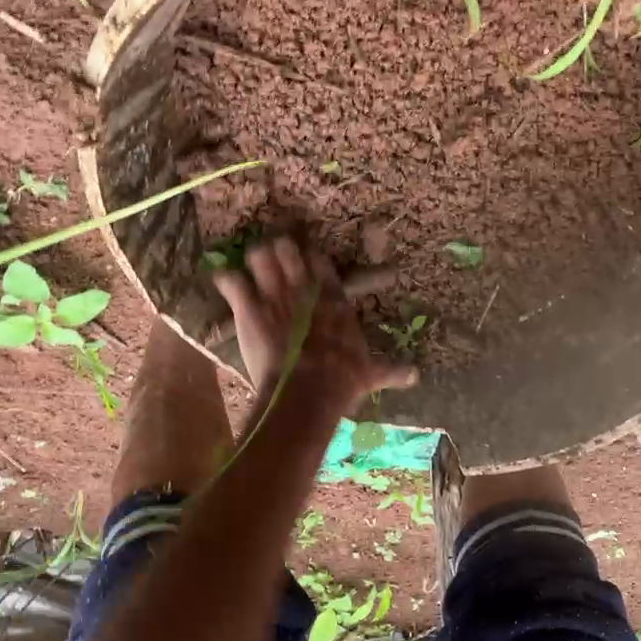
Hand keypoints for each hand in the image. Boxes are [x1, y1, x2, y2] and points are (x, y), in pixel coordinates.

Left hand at [212, 236, 416, 407]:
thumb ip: (389, 370)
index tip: (305, 260)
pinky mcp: (249, 309)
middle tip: (274, 258)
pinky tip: (226, 282)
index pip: (319, 262)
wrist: (308, 391)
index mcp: (332, 298)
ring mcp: (274, 295)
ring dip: (255, 259)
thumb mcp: (370, 374)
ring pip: (260, 256)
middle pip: (288, 249)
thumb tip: (415, 375)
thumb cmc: (341, 381)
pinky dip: (227, 281)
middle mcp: (303, 288)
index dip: (310, 259)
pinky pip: (231, 281)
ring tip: (251, 266)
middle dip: (279, 251)